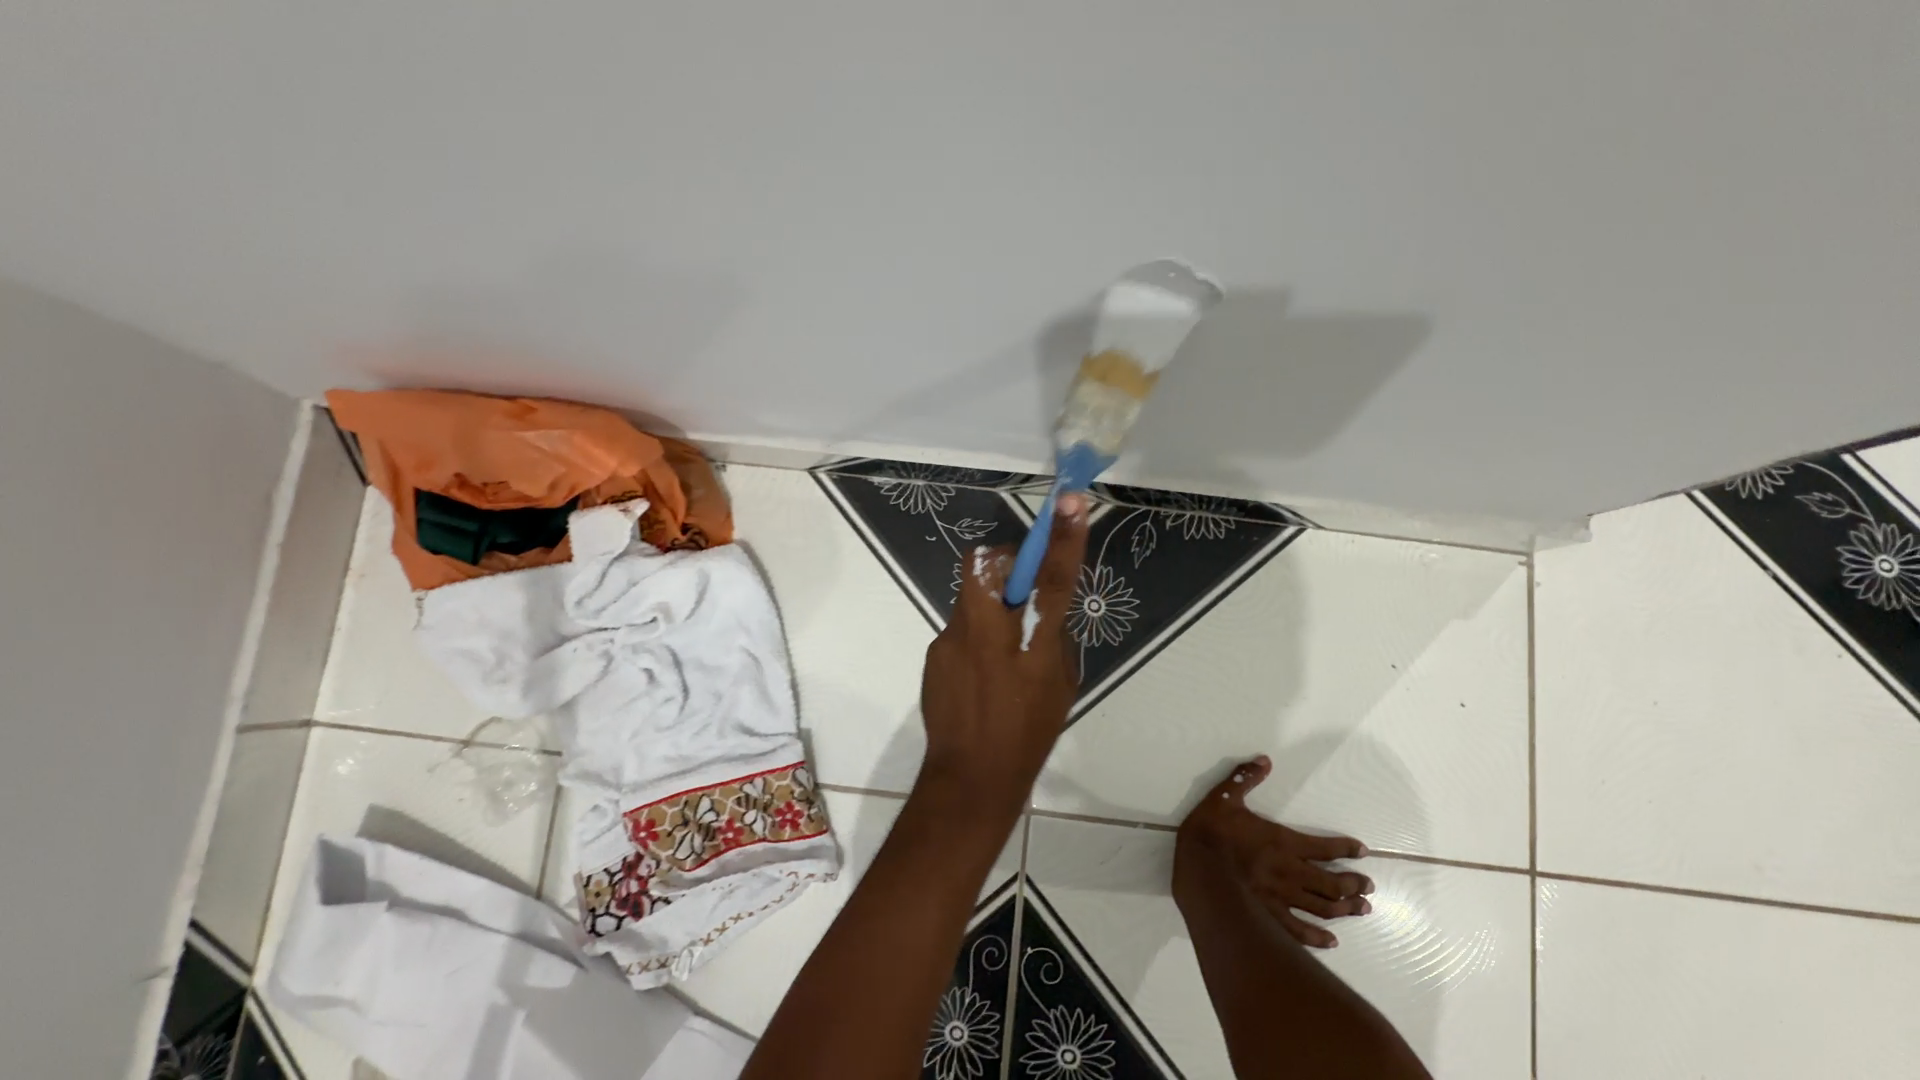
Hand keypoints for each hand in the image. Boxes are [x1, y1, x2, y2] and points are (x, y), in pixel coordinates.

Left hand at [918, 493, 1091, 809]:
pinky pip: (961, 626)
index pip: (1051, 581)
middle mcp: (985, 633)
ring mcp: (951, 640)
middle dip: (1004, 560)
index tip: (1069, 501)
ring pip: (971, 596)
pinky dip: (976, 634)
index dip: (1062, 539)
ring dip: (991, 604)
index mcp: (1031, 647)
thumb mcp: (1060, 686)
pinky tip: (982, 672)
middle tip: (1019, 585)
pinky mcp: (933, 652)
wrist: (970, 777)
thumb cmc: (1028, 735)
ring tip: (1001, 648)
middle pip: (984, 565)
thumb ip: (1053, 639)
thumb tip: (1042, 613)